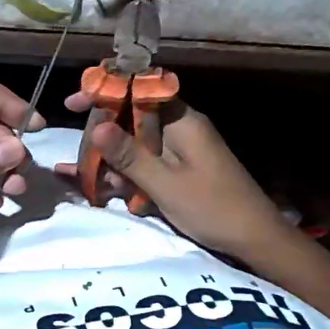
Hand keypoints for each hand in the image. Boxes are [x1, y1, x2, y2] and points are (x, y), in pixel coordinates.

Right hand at [54, 92, 292, 260]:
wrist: (256, 239)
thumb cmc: (212, 207)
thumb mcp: (165, 184)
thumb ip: (129, 155)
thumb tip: (96, 125)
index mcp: (182, 120)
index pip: (139, 89)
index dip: (105, 92)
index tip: (73, 104)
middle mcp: (181, 128)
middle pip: (132, 119)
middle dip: (103, 137)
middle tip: (77, 158)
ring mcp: (181, 150)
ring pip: (136, 145)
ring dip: (113, 162)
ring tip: (87, 181)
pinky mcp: (181, 171)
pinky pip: (148, 165)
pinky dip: (129, 176)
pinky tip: (106, 192)